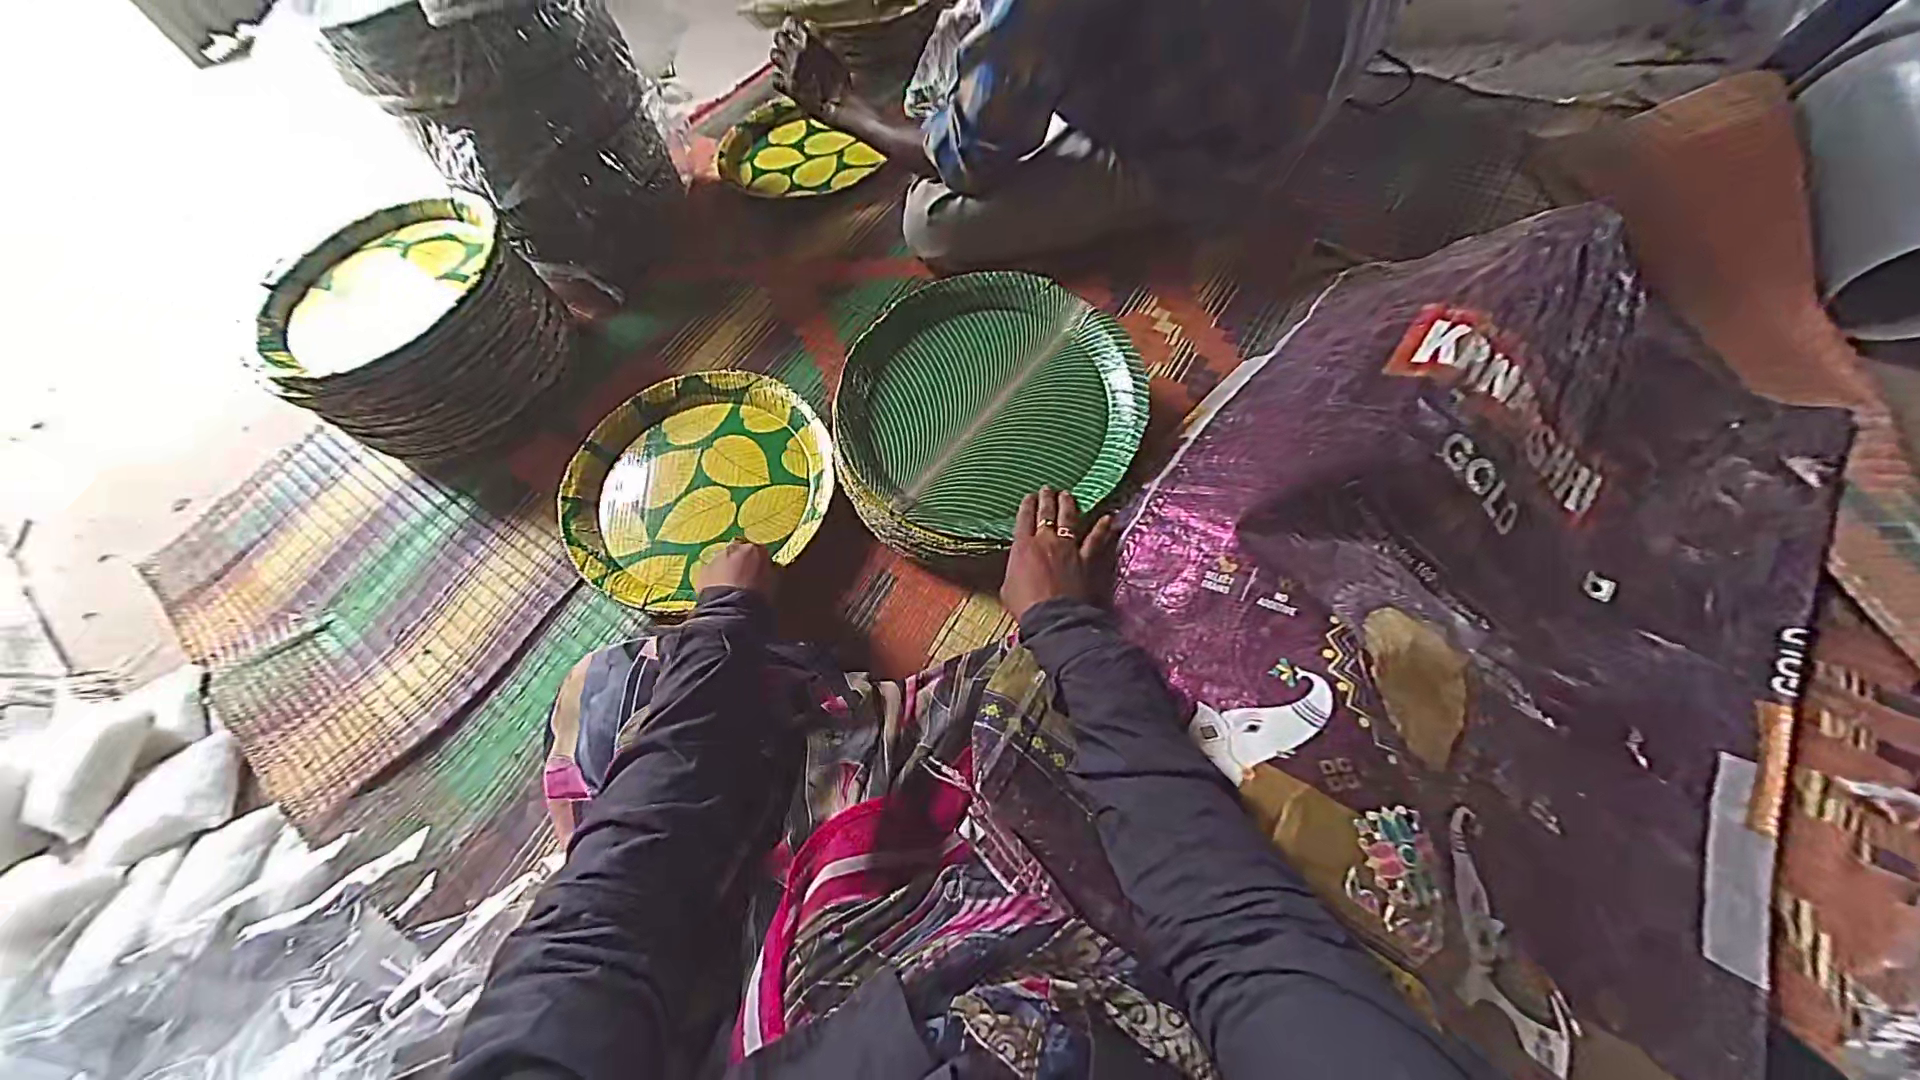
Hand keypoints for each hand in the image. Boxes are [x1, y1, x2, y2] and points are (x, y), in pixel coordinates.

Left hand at [695, 539, 777, 597]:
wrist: (731, 609)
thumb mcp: (772, 584)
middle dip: (740, 561)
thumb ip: (768, 573)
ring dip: (726, 568)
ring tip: (729, 587)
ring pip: (723, 559)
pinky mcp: (703, 569)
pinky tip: (718, 591)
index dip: (759, 561)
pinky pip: (711, 571)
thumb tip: (766, 573)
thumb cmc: (758, 597)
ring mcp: (717, 557)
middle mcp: (736, 548)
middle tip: (743, 578)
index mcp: (757, 550)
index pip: (760, 550)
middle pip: (739, 551)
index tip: (759, 572)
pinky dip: (714, 577)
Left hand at [771, 18, 851, 120]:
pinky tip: (785, 83)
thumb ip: (820, 40)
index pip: (791, 24)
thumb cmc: (843, 80)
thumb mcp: (835, 51)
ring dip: (779, 59)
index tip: (793, 33)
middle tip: (788, 50)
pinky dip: (778, 80)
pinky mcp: (788, 88)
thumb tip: (813, 33)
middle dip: (783, 43)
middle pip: (780, 38)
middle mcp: (796, 52)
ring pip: (774, 56)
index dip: (791, 28)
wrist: (843, 102)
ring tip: (785, 66)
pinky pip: (775, 79)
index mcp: (809, 41)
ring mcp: (791, 70)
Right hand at [1000, 486, 1115, 620]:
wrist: (1054, 618)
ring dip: (1069, 505)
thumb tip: (1017, 570)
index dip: (1027, 505)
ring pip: (1070, 519)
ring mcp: (1069, 548)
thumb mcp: (1007, 588)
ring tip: (1068, 495)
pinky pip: (1097, 539)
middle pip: (1047, 513)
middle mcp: (1047, 541)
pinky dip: (1103, 528)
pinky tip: (1107, 518)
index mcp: (1023, 546)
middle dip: (1046, 498)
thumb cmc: (1026, 606)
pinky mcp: (1088, 559)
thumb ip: (1013, 572)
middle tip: (1048, 489)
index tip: (1029, 496)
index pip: (1024, 518)